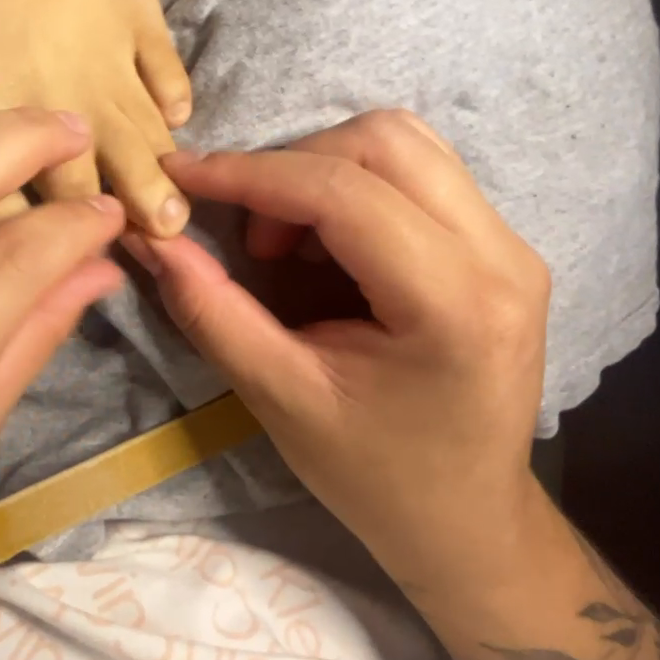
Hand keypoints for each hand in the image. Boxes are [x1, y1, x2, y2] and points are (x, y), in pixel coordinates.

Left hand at [0, 0, 193, 237]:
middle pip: (91, 183)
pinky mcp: (133, 6)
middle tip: (150, 258)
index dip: (40, 250)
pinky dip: (172, 96)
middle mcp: (57, 104)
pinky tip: (177, 118)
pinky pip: (163, 66)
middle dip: (113, 226)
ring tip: (176, 219)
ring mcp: (104, 55)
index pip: (22, 213)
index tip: (60, 270)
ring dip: (156, 179)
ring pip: (138, 134)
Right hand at [127, 111, 551, 591]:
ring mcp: (511, 244)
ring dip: (321, 167)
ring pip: (403, 139)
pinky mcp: (499, 243)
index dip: (249, 173)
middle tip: (252, 234)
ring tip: (287, 236)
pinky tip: (325, 238)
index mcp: (453, 305)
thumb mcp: (277, 396)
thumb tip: (148, 237)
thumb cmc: (374, 473)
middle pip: (382, 140)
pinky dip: (350, 178)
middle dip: (289, 166)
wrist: (468, 519)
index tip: (179, 176)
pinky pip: (416, 166)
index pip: (342, 192)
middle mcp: (501, 257)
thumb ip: (209, 309)